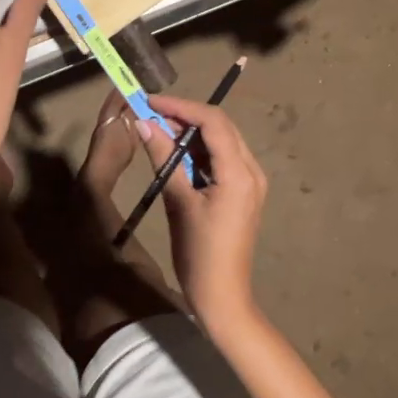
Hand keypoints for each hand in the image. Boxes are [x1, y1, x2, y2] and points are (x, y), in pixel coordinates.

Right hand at [134, 94, 268, 325]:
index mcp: (240, 173)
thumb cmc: (199, 253)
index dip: (181, 106)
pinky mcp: (243, 193)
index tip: (150, 102)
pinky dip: (199, 151)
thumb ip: (164, 159)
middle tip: (151, 115)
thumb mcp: (178, 203)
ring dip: (191, 133)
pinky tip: (175, 154)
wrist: (222, 296)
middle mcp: (252, 171)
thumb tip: (145, 124)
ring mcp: (251, 182)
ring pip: (221, 142)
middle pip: (220, 127)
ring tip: (158, 131)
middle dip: (185, 116)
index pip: (213, 122)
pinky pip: (222, 160)